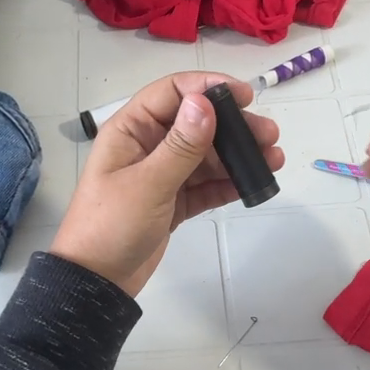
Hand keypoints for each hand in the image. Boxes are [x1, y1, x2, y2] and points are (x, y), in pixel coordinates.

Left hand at [51, 73, 282, 295]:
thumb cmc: (111, 226)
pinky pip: (205, 185)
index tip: (244, 96)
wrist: (97, 281)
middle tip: (269, 135)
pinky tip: (254, 184)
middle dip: (234, 127)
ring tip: (272, 161)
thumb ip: (180, 145)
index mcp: (131, 130)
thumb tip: (205, 102)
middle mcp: (147, 146)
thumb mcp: (148, 184)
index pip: (172, 93)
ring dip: (237, 156)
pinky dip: (228, 184)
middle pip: (196, 123)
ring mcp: (162, 175)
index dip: (208, 88)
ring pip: (206, 156)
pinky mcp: (173, 202)